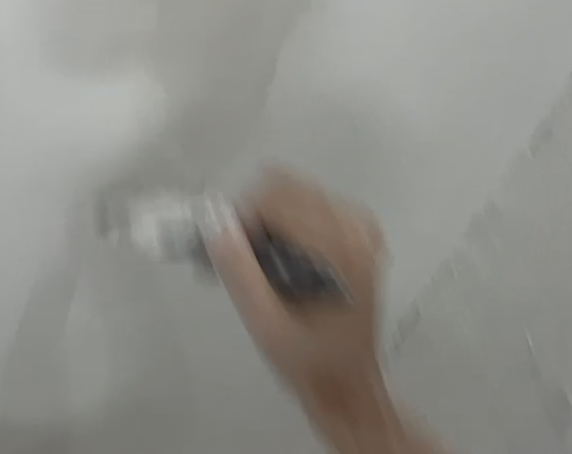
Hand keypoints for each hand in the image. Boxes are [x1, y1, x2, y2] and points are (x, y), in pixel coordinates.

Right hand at [205, 166, 387, 389]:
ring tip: (254, 255)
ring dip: (263, 214)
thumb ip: (238, 270)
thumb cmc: (307, 359)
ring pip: (289, 187)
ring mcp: (358, 224)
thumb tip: (213, 218)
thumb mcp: (265, 324)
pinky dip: (280, 217)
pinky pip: (303, 198)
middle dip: (251, 215)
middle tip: (238, 254)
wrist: (348, 384)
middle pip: (282, 187)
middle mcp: (355, 226)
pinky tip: (276, 250)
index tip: (228, 250)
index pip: (274, 200)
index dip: (241, 219)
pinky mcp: (354, 226)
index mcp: (340, 248)